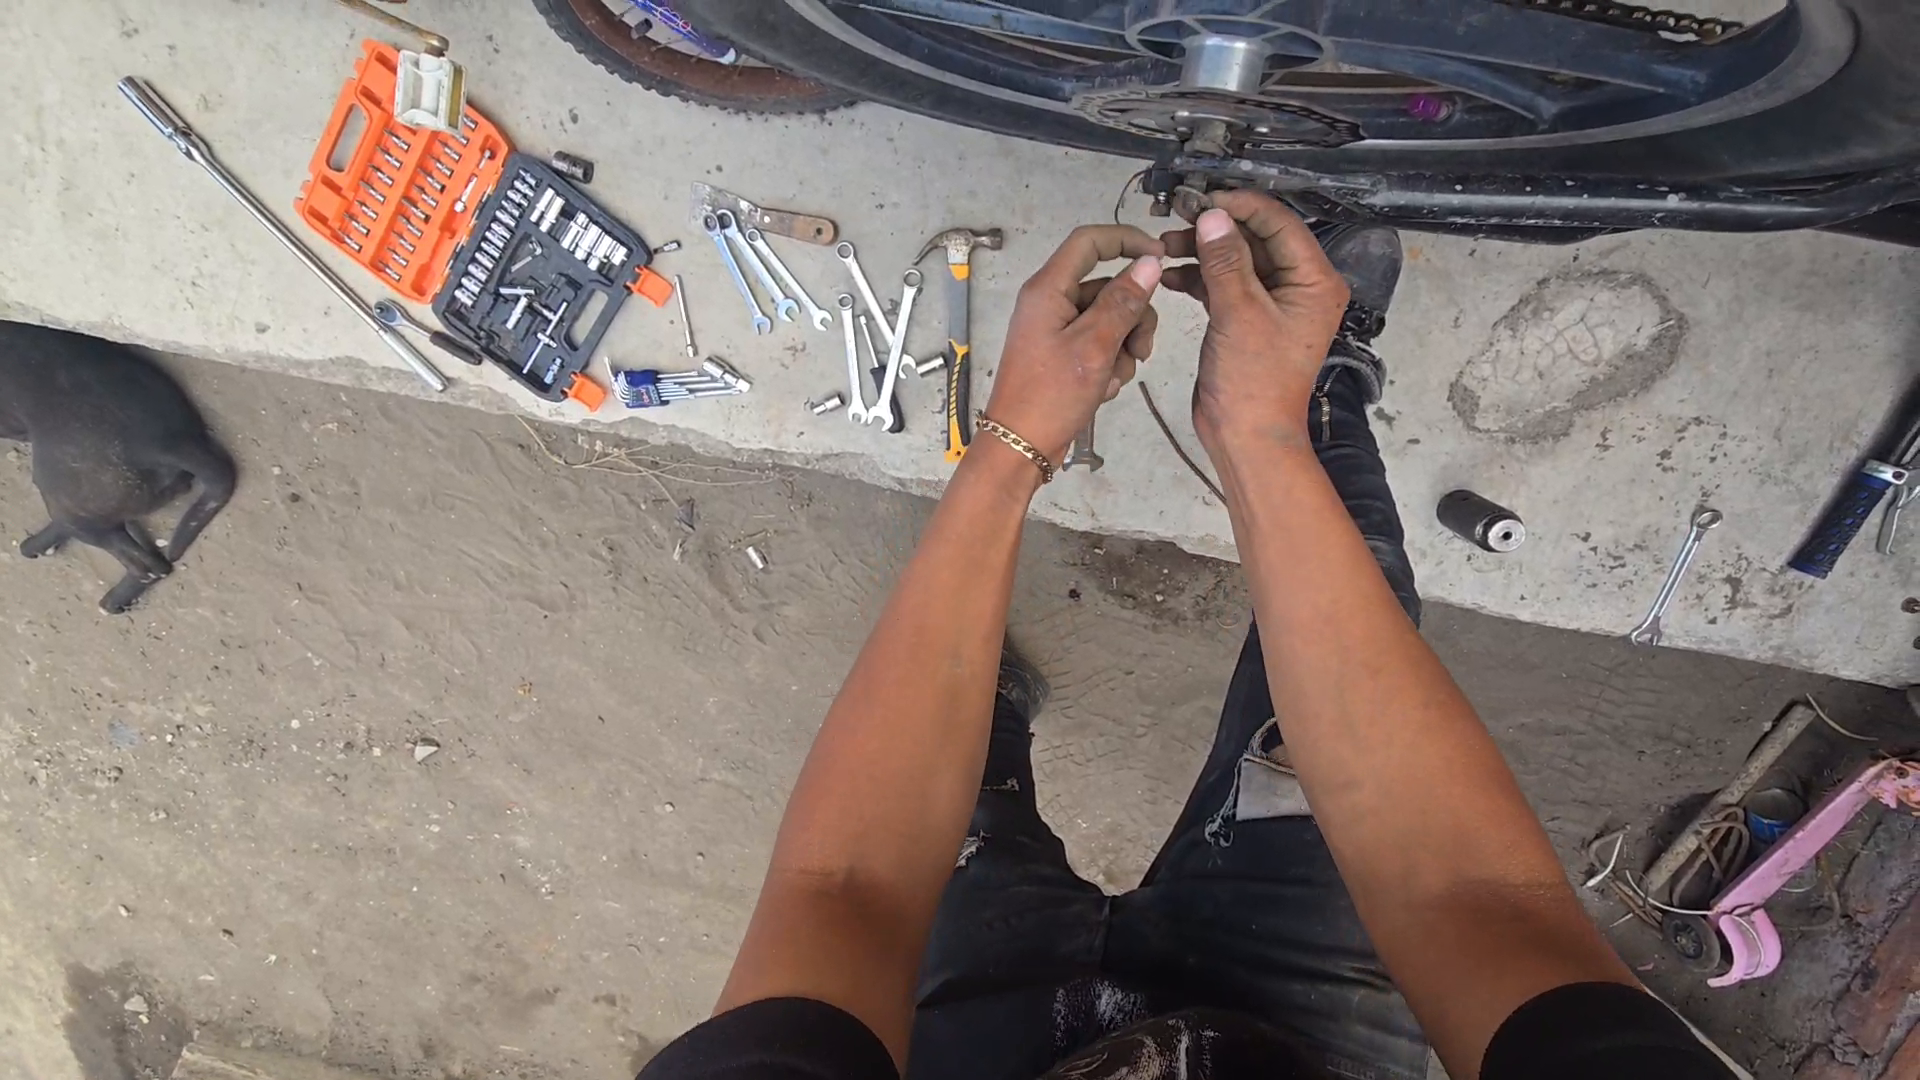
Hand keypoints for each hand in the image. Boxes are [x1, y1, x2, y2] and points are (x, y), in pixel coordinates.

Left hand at [981, 225, 1163, 466]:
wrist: (1020, 446)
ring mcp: (1056, 331)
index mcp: (1048, 290)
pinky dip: (1109, 364)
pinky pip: (1098, 345)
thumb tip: (1150, 262)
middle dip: (1133, 315)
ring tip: (1116, 377)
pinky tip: (1104, 389)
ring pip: (1108, 319)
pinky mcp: (1063, 356)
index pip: (1089, 241)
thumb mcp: (1094, 346)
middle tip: (1142, 349)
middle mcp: (1050, 303)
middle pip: (1107, 286)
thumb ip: (1123, 302)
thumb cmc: (1051, 395)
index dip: (1127, 241)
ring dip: (1123, 346)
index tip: (1161, 257)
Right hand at [1159, 191, 1348, 455]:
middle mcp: (1297, 287)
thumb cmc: (1253, 380)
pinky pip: (1224, 288)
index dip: (1240, 207)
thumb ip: (1225, 261)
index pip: (1279, 225)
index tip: (1202, 200)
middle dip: (1216, 230)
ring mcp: (1270, 305)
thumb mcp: (1239, 314)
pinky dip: (1199, 280)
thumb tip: (1211, 215)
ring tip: (1165, 248)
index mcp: (1313, 280)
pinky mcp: (1245, 322)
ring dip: (1202, 254)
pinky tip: (1170, 276)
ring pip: (1236, 263)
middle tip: (1176, 219)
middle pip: (1256, 241)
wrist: (1246, 435)